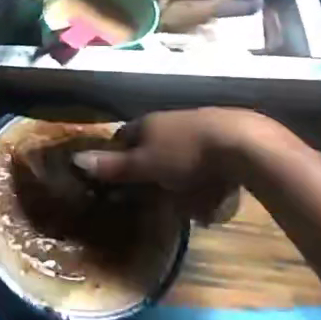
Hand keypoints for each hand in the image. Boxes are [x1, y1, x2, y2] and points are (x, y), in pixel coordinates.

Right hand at [72, 108, 267, 214]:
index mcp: (148, 122)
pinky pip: (208, 157)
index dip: (118, 156)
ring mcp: (201, 124)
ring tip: (185, 200)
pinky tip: (213, 192)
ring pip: (180, 150)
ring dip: (179, 171)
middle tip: (151, 194)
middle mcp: (171, 119)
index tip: (117, 179)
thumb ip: (113, 166)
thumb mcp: (145, 165)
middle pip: (152, 144)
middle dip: (151, 167)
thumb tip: (74, 160)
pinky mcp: (228, 136)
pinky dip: (205, 173)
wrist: (246, 144)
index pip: (123, 137)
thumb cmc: (187, 154)